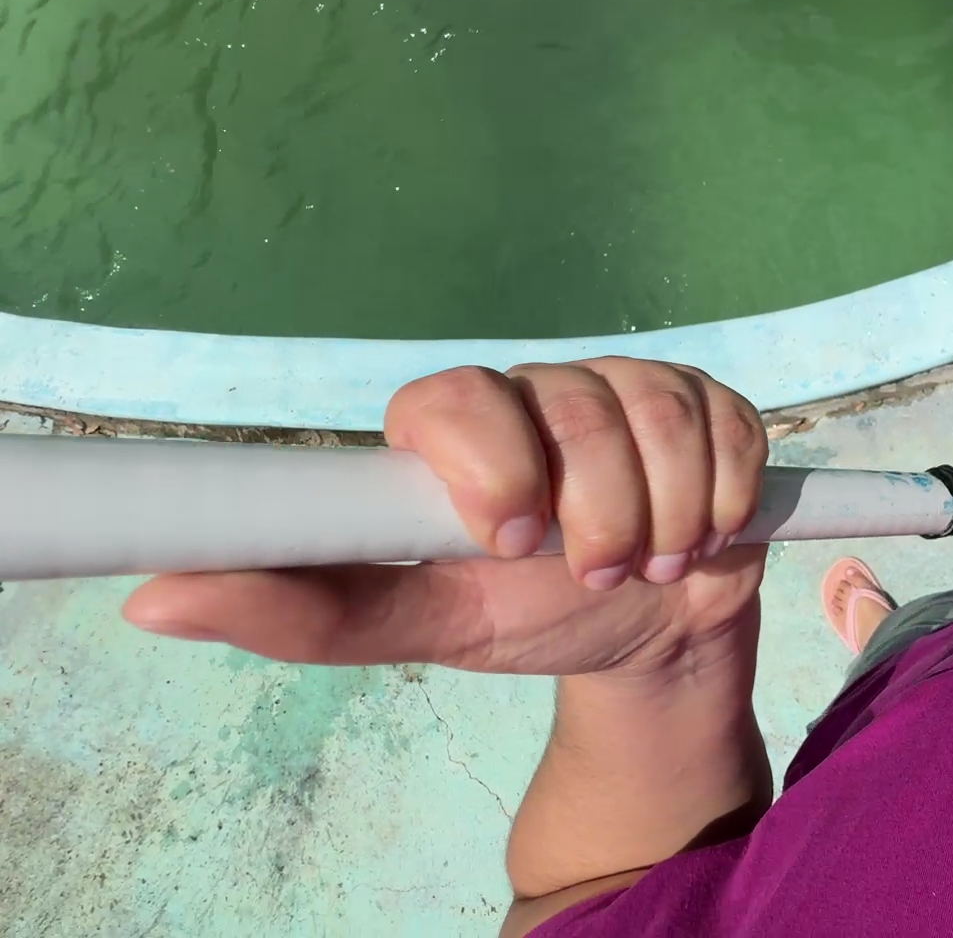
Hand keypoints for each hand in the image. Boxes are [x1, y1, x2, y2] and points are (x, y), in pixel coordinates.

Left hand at [121, 359, 770, 679]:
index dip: (490, 461)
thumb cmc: (540, 620)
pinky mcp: (715, 405)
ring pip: (664, 414)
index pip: (460, 396)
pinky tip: (712, 528)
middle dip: (605, 511)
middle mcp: (555, 390)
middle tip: (605, 574)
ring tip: (663, 561)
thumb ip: (322, 613)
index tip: (511, 542)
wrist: (655, 624)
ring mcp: (643, 388)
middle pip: (581, 409)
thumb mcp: (437, 627)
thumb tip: (156, 599)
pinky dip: (727, 490)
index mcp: (471, 427)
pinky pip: (732, 424)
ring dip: (672, 509)